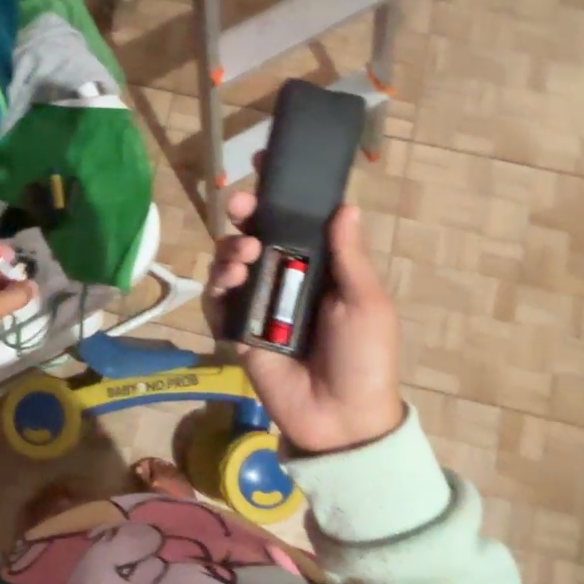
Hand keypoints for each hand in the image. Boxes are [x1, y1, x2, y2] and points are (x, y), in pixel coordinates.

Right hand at [206, 196, 404, 454]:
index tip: (264, 165)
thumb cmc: (365, 356)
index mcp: (320, 268)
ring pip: (231, 262)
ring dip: (231, 249)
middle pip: (254, 235)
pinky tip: (229, 283)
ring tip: (245, 255)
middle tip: (239, 206)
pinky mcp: (237, 331)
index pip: (296, 222)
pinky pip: (217, 301)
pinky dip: (217, 286)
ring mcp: (258, 305)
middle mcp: (286, 279)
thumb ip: (350, 256)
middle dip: (243, 214)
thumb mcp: (366, 302)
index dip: (278, 195)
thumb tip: (345, 205)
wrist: (341, 418)